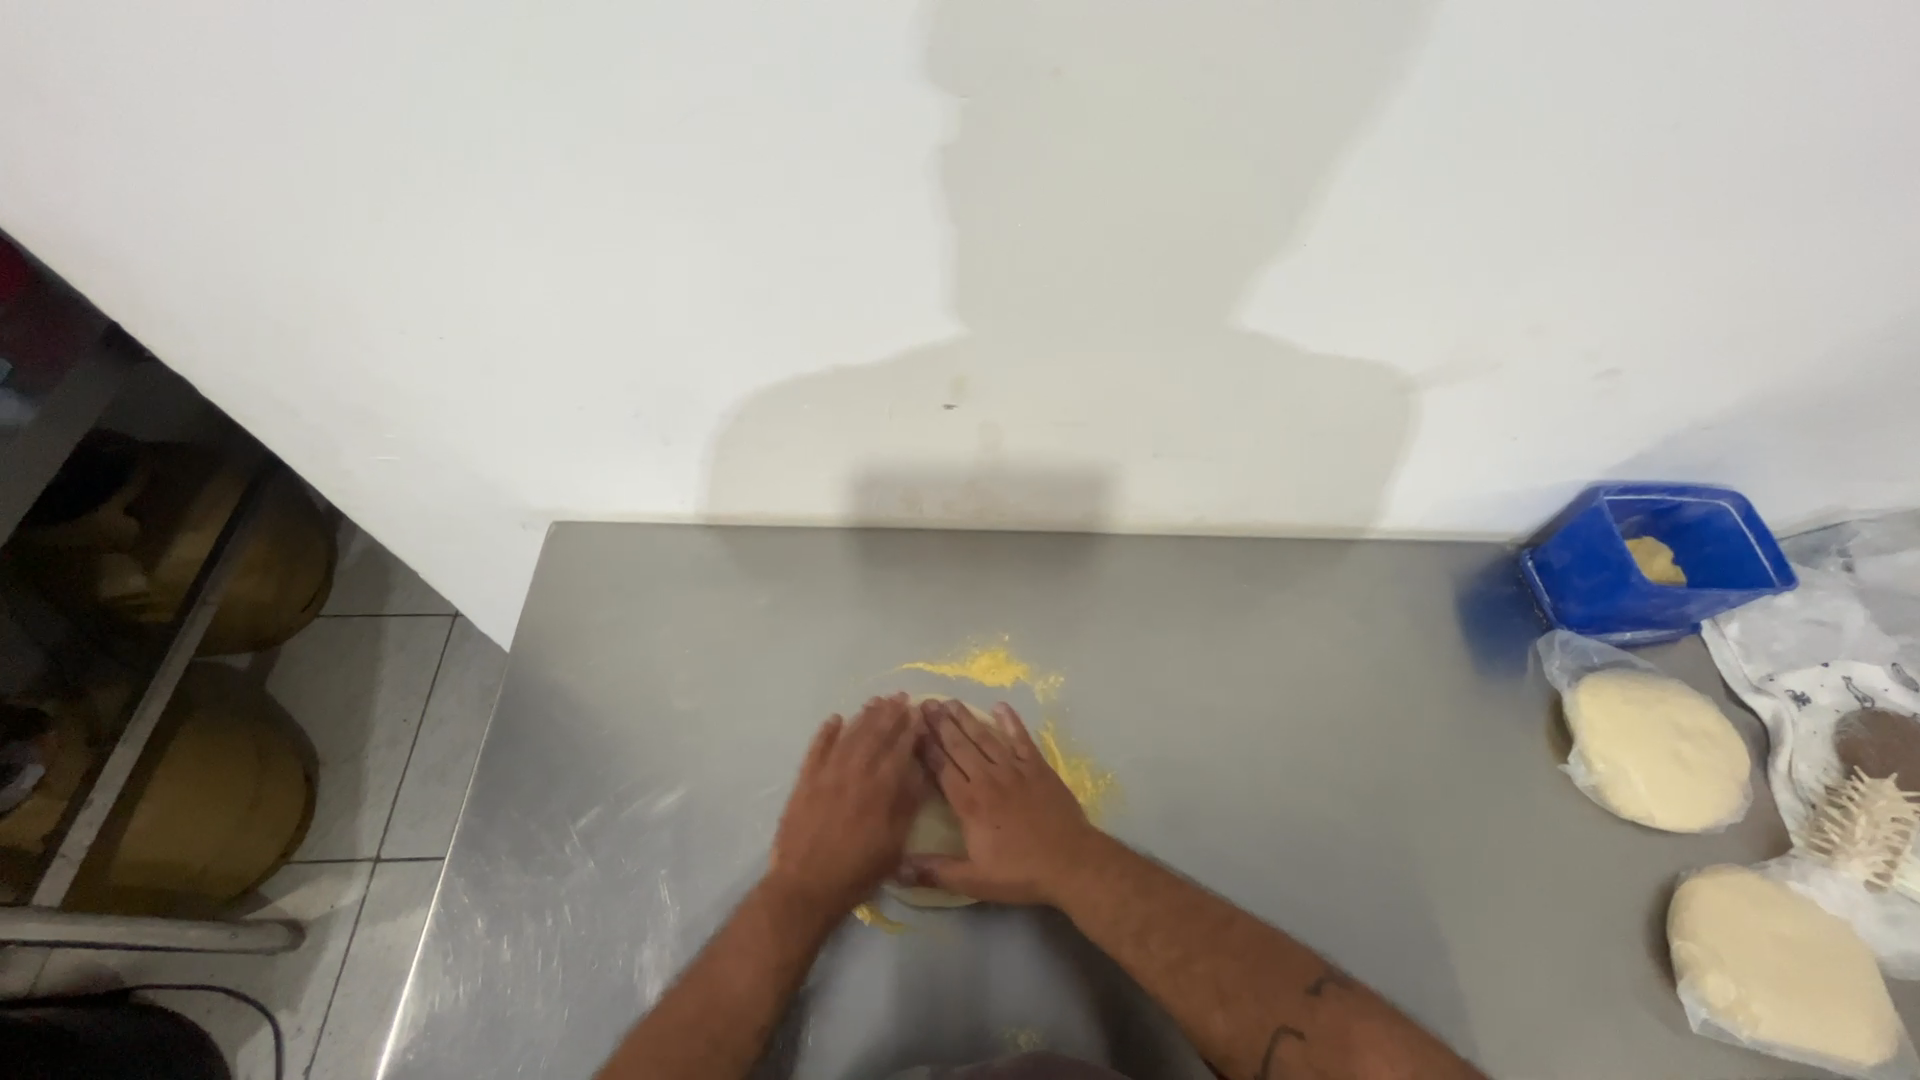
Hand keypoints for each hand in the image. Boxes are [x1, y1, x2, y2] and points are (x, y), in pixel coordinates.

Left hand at [766, 693, 923, 916]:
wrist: (805, 887)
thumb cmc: (857, 872)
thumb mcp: (894, 845)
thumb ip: (907, 806)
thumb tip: (920, 773)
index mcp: (880, 790)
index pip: (900, 750)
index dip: (910, 729)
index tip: (919, 712)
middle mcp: (854, 774)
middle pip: (875, 736)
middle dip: (890, 714)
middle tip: (901, 697)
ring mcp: (826, 775)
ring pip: (848, 737)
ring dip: (864, 716)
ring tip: (876, 701)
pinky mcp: (804, 782)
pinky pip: (816, 749)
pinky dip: (826, 732)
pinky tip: (835, 719)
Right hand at [907, 699, 1097, 905]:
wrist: (1071, 862)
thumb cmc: (1020, 873)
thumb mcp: (973, 880)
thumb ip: (934, 872)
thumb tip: (896, 871)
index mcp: (969, 803)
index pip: (941, 768)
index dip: (926, 747)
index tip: (912, 728)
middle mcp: (989, 778)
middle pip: (960, 746)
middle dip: (941, 724)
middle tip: (927, 703)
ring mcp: (1015, 769)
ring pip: (986, 737)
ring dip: (967, 719)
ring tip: (952, 702)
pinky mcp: (1038, 767)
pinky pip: (1021, 739)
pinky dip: (1010, 721)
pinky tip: (1000, 706)